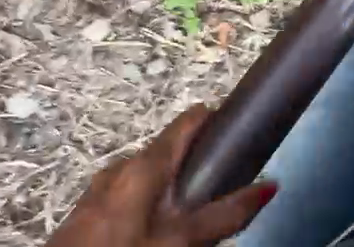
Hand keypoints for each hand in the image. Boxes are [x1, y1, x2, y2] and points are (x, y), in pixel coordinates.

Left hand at [46, 106, 275, 246]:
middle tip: (219, 190)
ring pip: (147, 176)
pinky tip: (153, 234)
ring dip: (170, 189)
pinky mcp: (81, 220)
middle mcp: (118, 169)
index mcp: (142, 165)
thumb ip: (224, 215)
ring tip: (188, 217)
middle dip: (196, 164)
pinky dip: (147, 206)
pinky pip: (126, 197)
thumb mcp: (178, 243)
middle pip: (170, 150)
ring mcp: (95, 194)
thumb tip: (272, 184)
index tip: (241, 136)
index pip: (190, 119)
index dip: (219, 121)